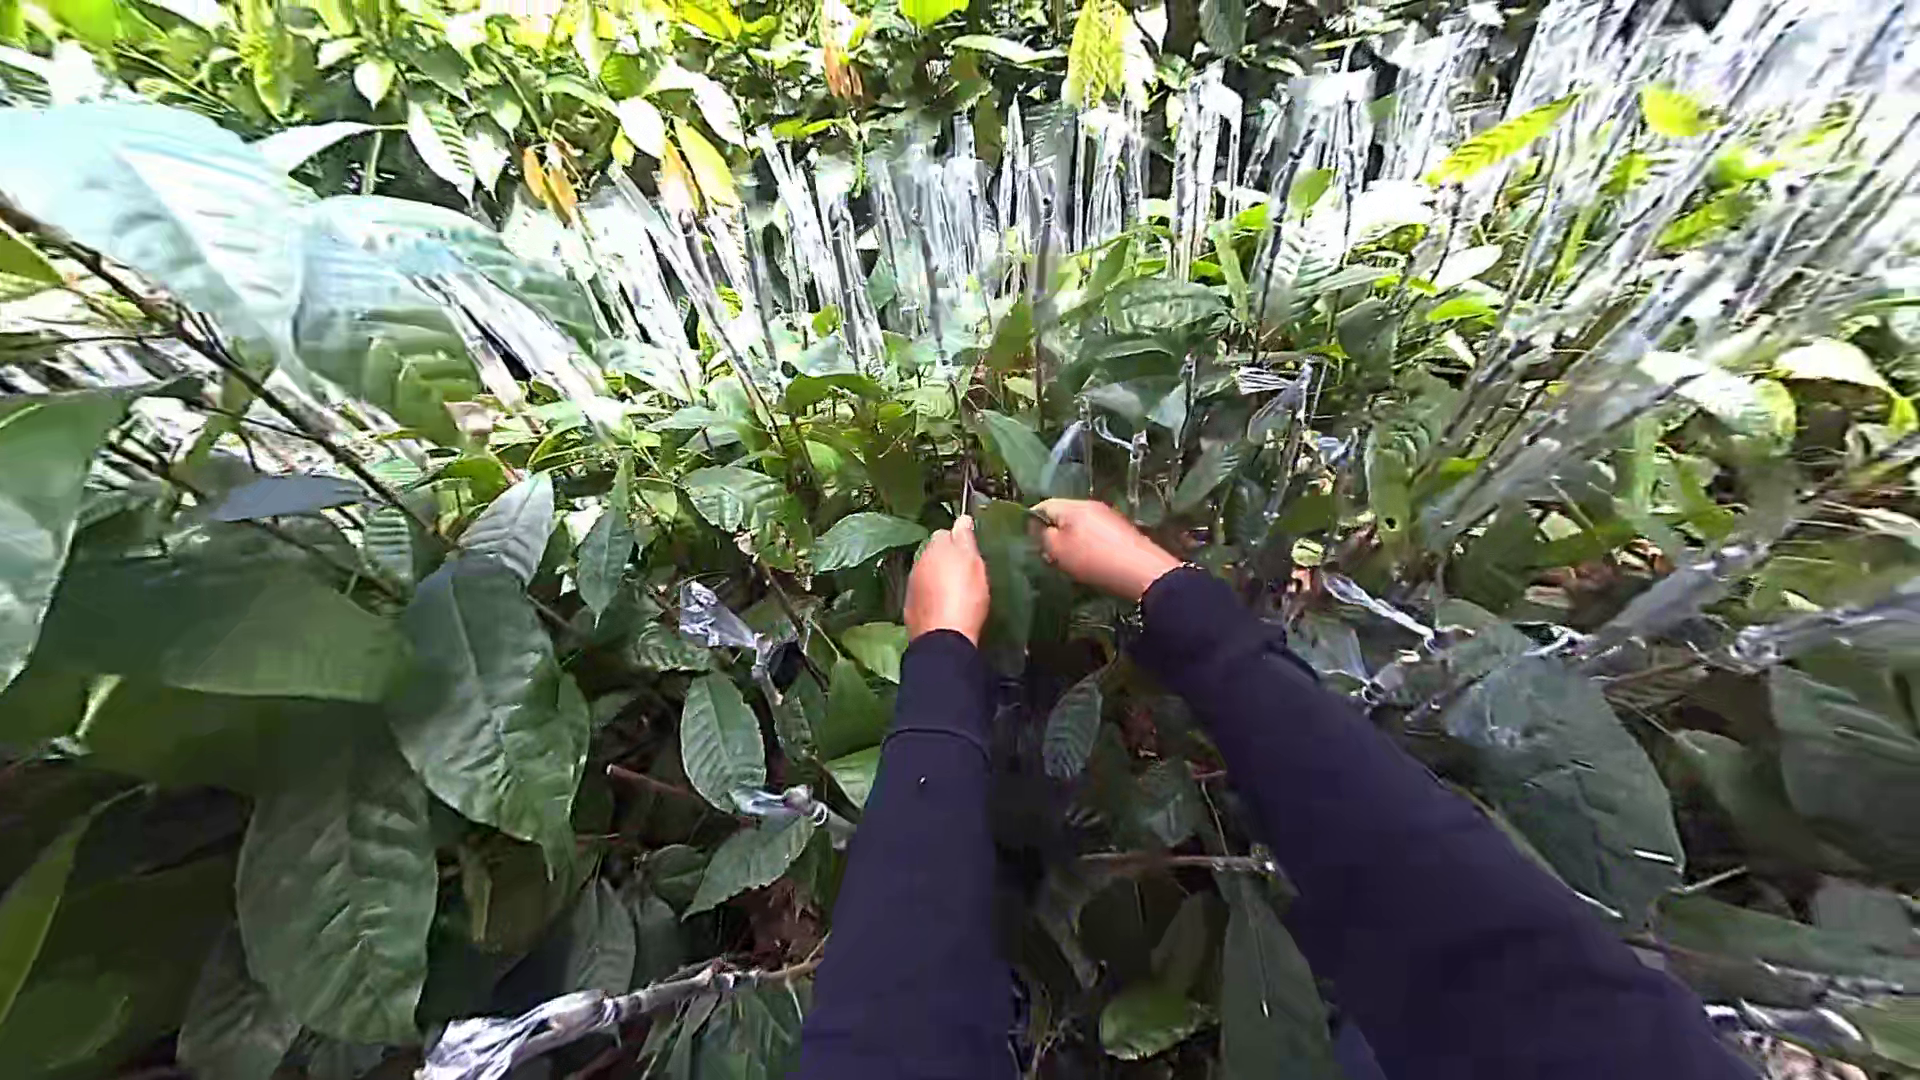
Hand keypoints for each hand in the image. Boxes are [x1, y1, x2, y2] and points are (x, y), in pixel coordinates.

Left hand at [904, 514, 989, 643]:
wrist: (943, 637)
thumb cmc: (966, 597)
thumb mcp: (974, 563)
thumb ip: (965, 538)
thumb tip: (962, 519)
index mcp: (936, 547)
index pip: (946, 532)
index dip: (960, 541)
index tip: (971, 553)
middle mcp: (919, 561)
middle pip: (935, 553)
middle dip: (947, 558)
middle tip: (966, 573)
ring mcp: (912, 584)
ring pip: (927, 573)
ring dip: (938, 577)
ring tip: (956, 591)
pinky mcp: (910, 606)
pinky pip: (924, 593)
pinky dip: (932, 595)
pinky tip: (944, 606)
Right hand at [1031, 499, 1181, 601]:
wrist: (1142, 572)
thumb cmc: (1093, 560)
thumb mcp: (1057, 550)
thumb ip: (1042, 534)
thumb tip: (1035, 525)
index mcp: (1073, 506)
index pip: (1042, 506)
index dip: (1031, 523)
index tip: (1030, 544)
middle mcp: (1091, 505)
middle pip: (1061, 515)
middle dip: (1052, 533)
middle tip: (1048, 556)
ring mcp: (1108, 517)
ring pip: (1078, 525)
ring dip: (1069, 541)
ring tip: (1068, 562)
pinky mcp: (1120, 531)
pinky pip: (1094, 534)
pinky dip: (1087, 546)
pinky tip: (1089, 563)